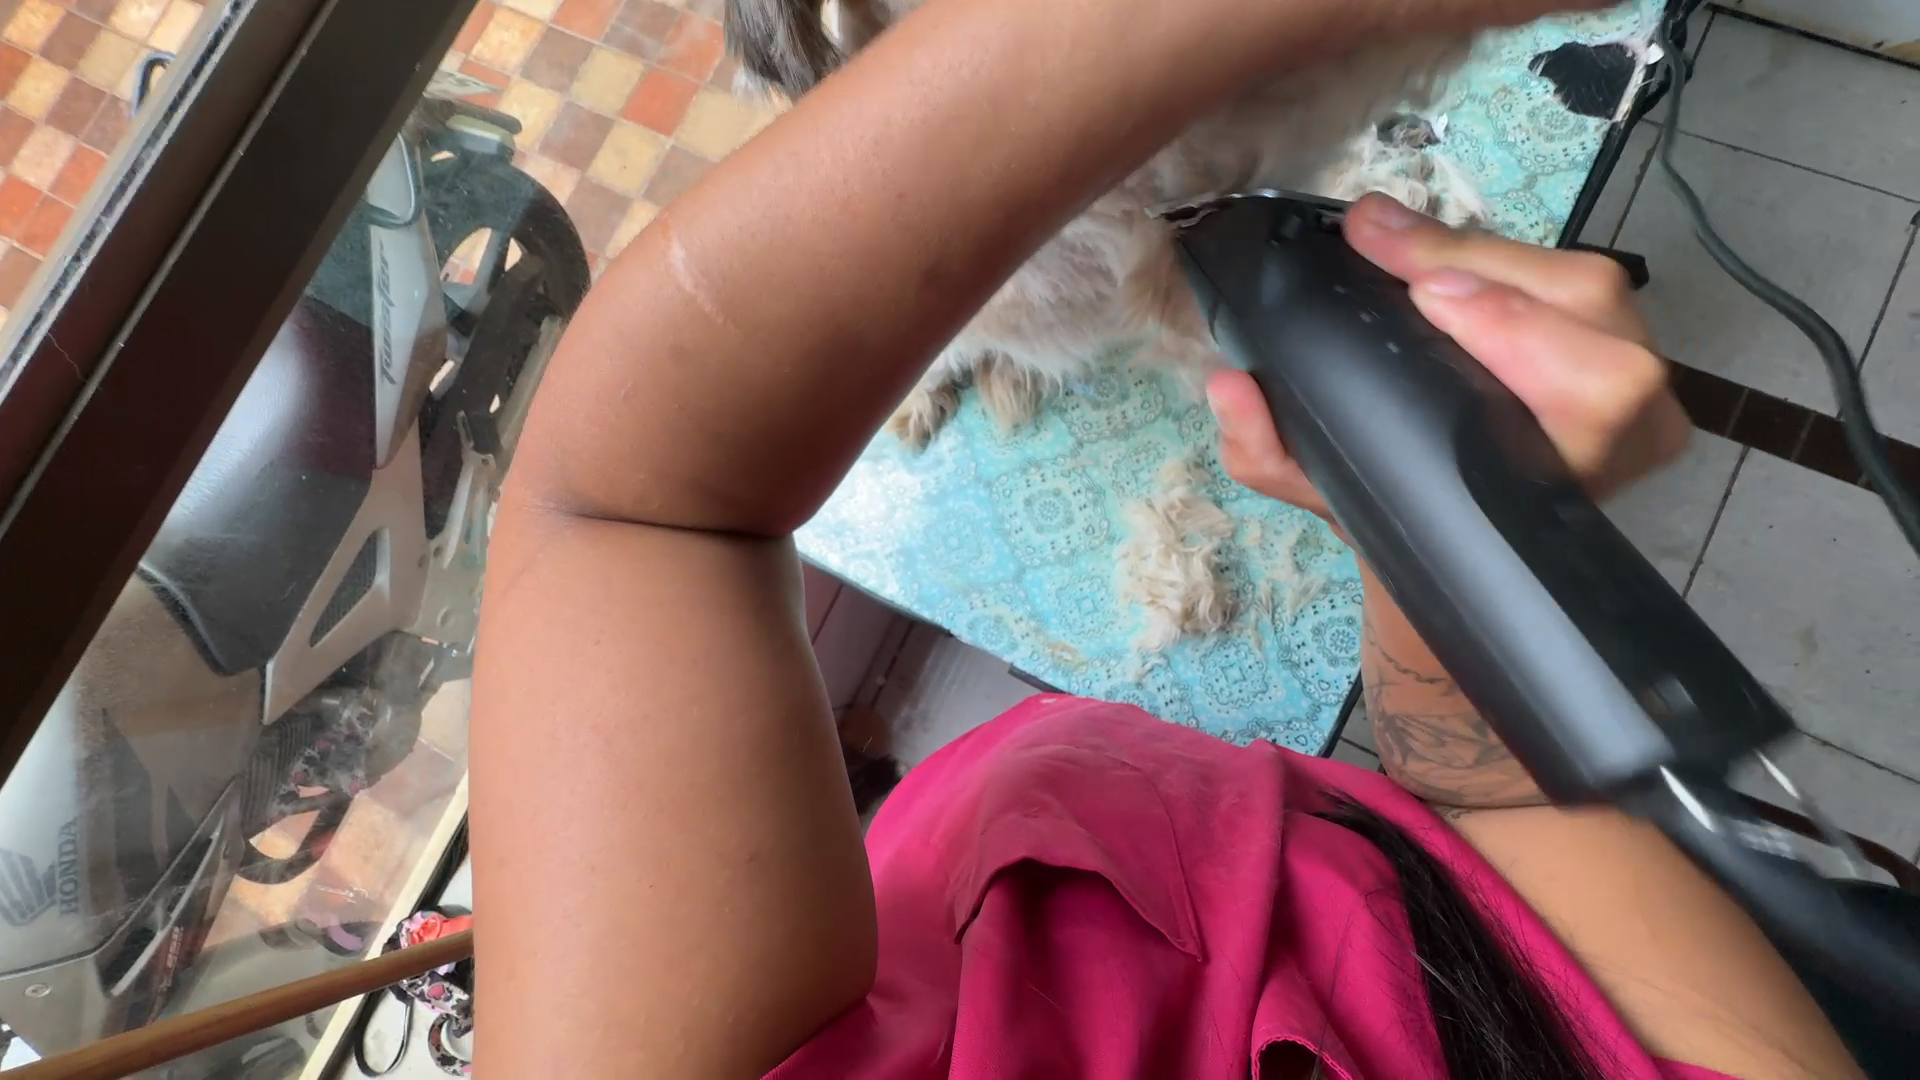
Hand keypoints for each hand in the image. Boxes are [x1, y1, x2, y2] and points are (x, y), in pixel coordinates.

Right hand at [1206, 193, 1689, 519]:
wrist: (1442, 530)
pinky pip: (1567, 279)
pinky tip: (1430, 252)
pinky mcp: (1612, 342)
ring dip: (1481, 252)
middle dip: (1479, 262)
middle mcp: (1622, 431)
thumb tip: (1227, 383)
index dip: (1520, 330)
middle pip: (1587, 308)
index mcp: (1558, 482)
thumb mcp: (1313, 495)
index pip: (1592, 391)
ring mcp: (1634, 380)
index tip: (1427, 294)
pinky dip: (1494, 256)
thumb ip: (1264, 453)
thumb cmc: (1387, 516)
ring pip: (1581, 282)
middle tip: (1379, 237)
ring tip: (1392, 240)